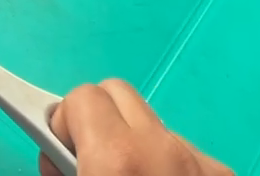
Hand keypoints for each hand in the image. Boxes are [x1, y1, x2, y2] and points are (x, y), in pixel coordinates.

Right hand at [40, 79, 231, 175]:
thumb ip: (58, 168)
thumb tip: (56, 153)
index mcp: (117, 158)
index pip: (81, 96)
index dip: (66, 121)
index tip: (63, 148)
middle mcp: (164, 151)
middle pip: (118, 91)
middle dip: (99, 117)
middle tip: (93, 160)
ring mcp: (203, 165)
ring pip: (154, 122)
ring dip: (136, 141)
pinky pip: (187, 150)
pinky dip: (170, 164)